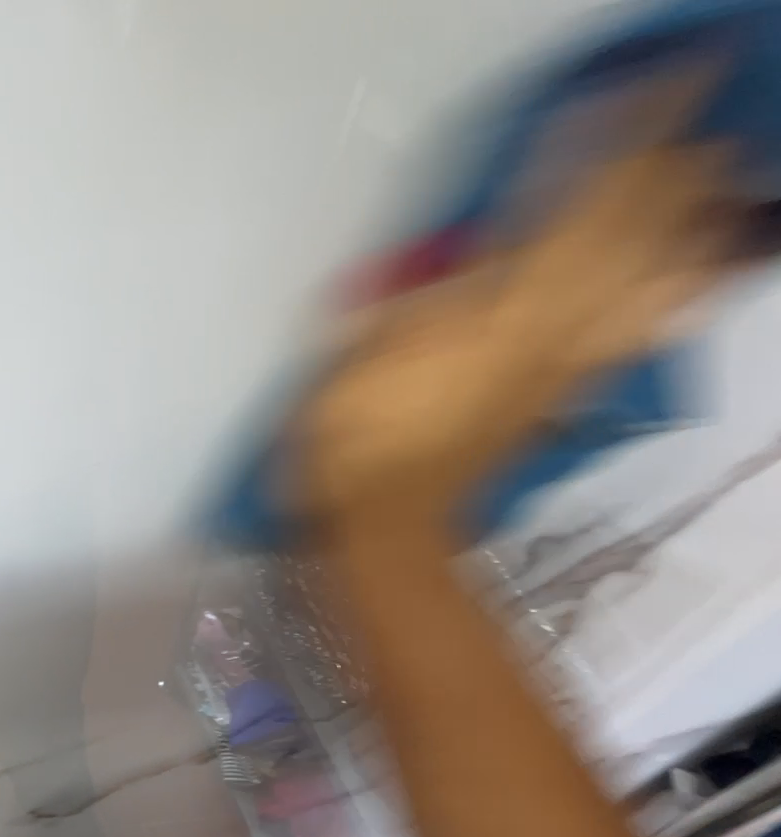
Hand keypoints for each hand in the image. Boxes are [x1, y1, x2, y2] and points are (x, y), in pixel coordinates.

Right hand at [302, 83, 734, 530]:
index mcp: (486, 323)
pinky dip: (668, 295)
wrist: (386, 521)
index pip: (559, 218)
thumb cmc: (351, 448)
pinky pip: (628, 333)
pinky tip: (687, 273)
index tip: (635, 92)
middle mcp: (542, 335)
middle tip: (684, 106)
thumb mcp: (350, 372)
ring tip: (709, 171)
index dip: (601, 152)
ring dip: (682, 222)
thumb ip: (402, 318)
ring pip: (643, 282)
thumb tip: (447, 280)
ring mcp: (558, 365)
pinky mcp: (555, 391)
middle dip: (656, 170)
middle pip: (619, 240)